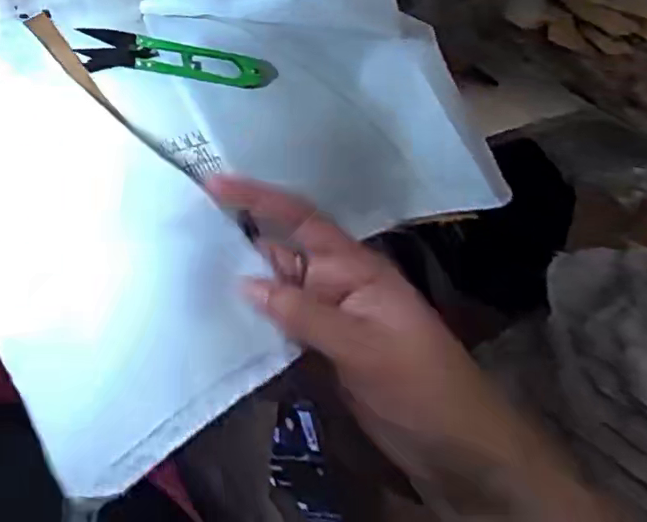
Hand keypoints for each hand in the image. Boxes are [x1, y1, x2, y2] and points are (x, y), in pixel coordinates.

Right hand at [208, 176, 612, 519]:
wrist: (467, 462)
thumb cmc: (429, 391)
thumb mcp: (368, 349)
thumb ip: (303, 313)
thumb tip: (244, 283)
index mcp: (354, 269)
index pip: (300, 220)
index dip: (257, 198)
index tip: (213, 183)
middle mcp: (331, 282)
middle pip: (273, 247)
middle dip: (231, 232)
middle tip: (180, 220)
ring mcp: (320, 313)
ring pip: (265, 283)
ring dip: (231, 275)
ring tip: (182, 260)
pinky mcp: (310, 343)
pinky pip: (268, 317)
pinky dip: (242, 310)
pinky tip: (210, 307)